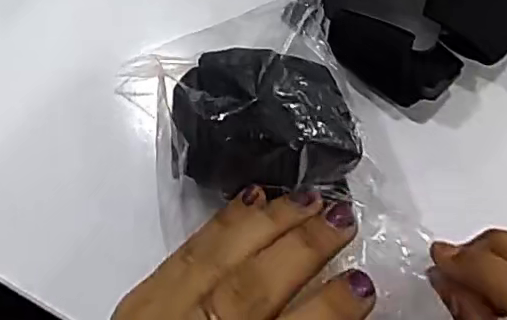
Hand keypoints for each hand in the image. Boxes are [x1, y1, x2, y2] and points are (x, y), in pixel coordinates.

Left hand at [114, 188, 376, 319]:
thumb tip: (329, 314)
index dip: (328, 309)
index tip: (361, 283)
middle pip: (255, 285)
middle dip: (303, 246)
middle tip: (343, 216)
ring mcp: (163, 310)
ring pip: (223, 255)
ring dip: (269, 221)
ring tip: (306, 198)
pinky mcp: (144, 293)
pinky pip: (189, 247)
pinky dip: (223, 221)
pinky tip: (248, 199)